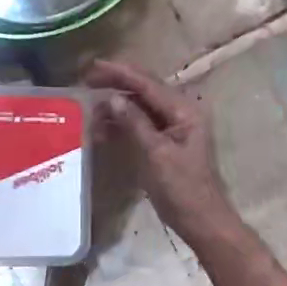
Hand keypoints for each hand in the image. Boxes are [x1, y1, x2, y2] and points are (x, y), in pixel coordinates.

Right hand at [82, 60, 238, 244]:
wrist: (200, 219)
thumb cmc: (182, 187)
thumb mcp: (156, 153)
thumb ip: (134, 122)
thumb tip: (111, 98)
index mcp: (184, 110)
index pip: (148, 84)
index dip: (119, 73)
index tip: (93, 66)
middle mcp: (180, 112)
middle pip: (143, 90)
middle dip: (115, 84)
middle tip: (85, 79)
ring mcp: (172, 127)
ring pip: (139, 107)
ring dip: (115, 106)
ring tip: (89, 107)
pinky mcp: (164, 142)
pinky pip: (139, 124)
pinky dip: (121, 124)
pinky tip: (101, 128)